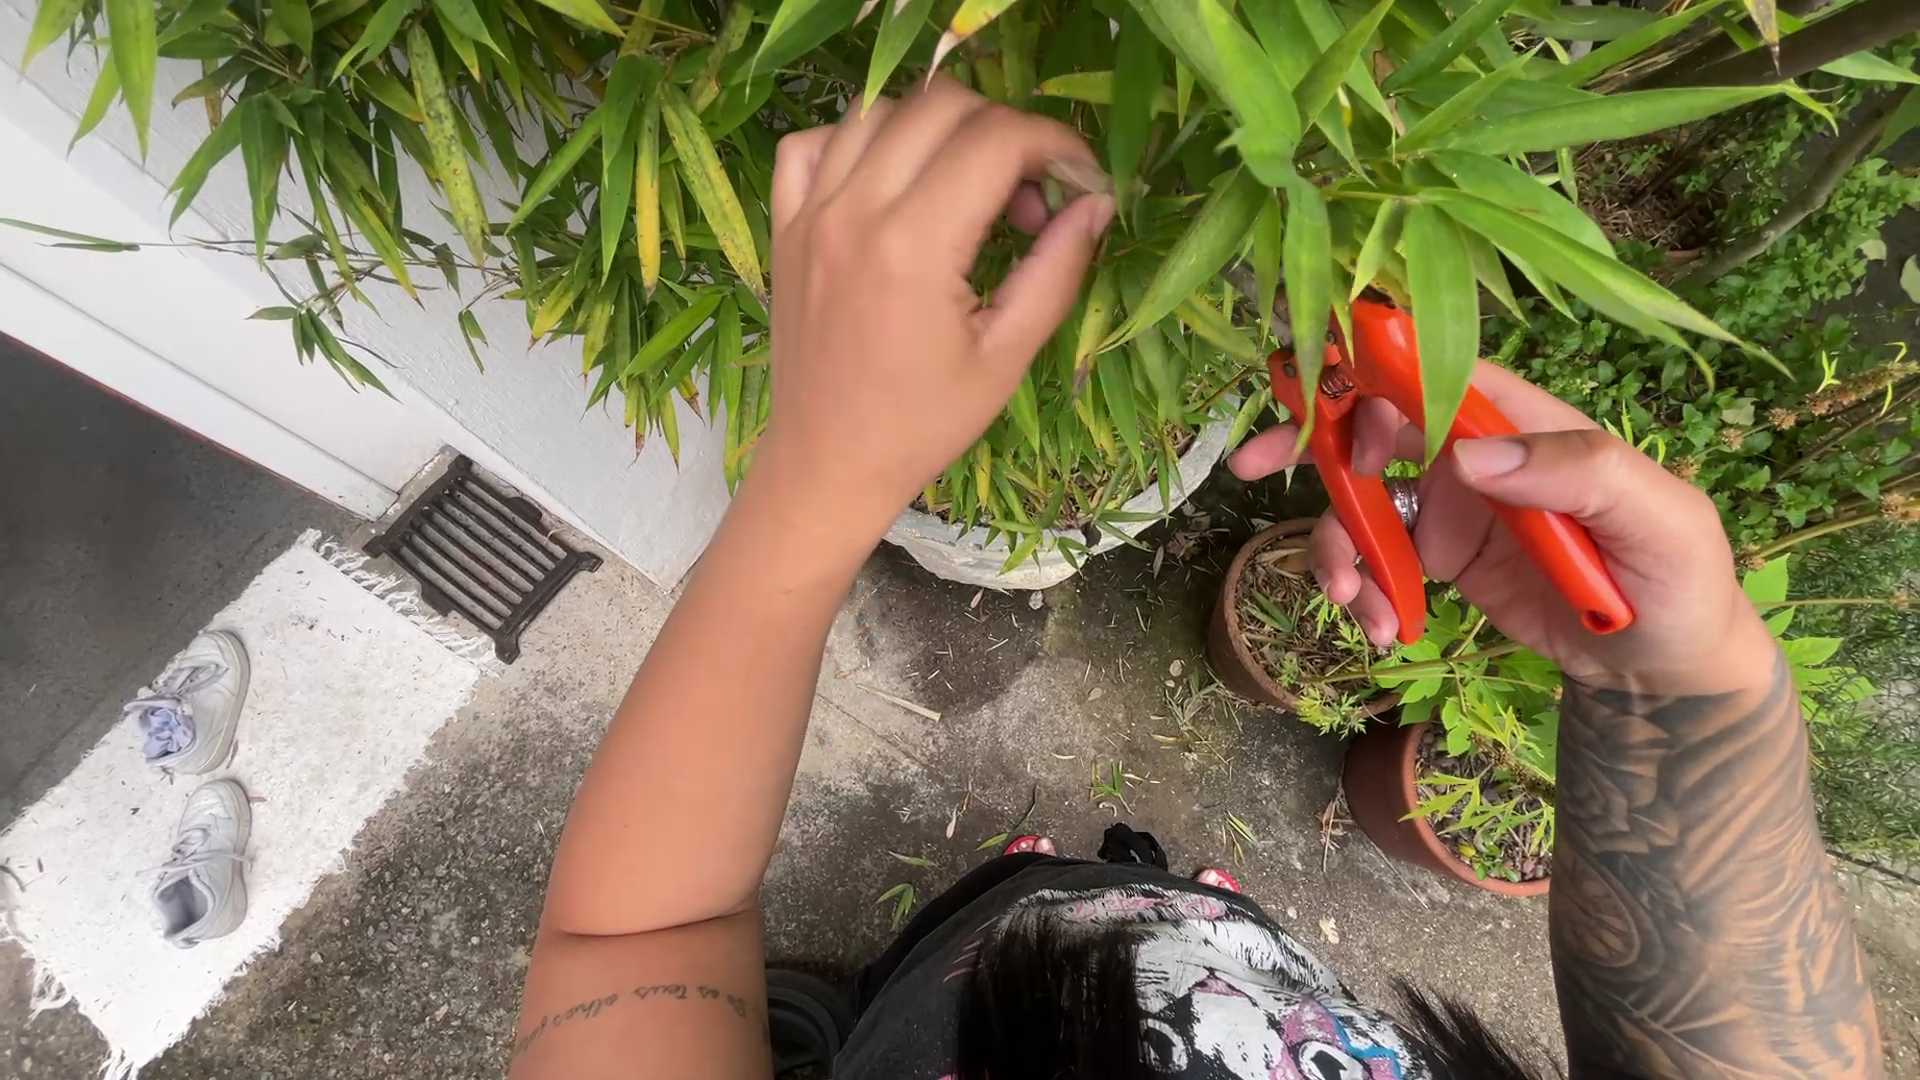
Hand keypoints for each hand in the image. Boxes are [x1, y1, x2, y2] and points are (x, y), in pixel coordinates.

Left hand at [753, 77, 1115, 541]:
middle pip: (943, 106)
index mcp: (914, 248)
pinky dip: (860, 142)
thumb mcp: (1004, 359)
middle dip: (1005, 133)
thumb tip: (1096, 203)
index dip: (1055, 147)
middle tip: (1028, 201)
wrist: (829, 463)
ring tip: (966, 193)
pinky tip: (890, 184)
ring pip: (881, 111)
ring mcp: (808, 214)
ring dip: (940, 132)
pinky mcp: (784, 228)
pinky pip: (814, 145)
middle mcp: (854, 211)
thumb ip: (1056, 272)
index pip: (997, 140)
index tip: (1079, 183)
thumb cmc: (922, 427)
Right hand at [1229, 362, 1774, 691]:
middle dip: (1305, 446)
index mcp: (1520, 422)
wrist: (1653, 663)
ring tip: (1352, 604)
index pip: (1433, 378)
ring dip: (1335, 551)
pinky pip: (1366, 557)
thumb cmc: (1673, 578)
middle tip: (1250, 466)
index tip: (1335, 428)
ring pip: (1352, 505)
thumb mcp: (1658, 519)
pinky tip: (1382, 626)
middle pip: (1368, 429)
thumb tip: (1468, 456)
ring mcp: (1440, 502)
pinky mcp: (1425, 550)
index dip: (1372, 388)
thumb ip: (1577, 472)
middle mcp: (1468, 453)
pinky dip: (1359, 589)